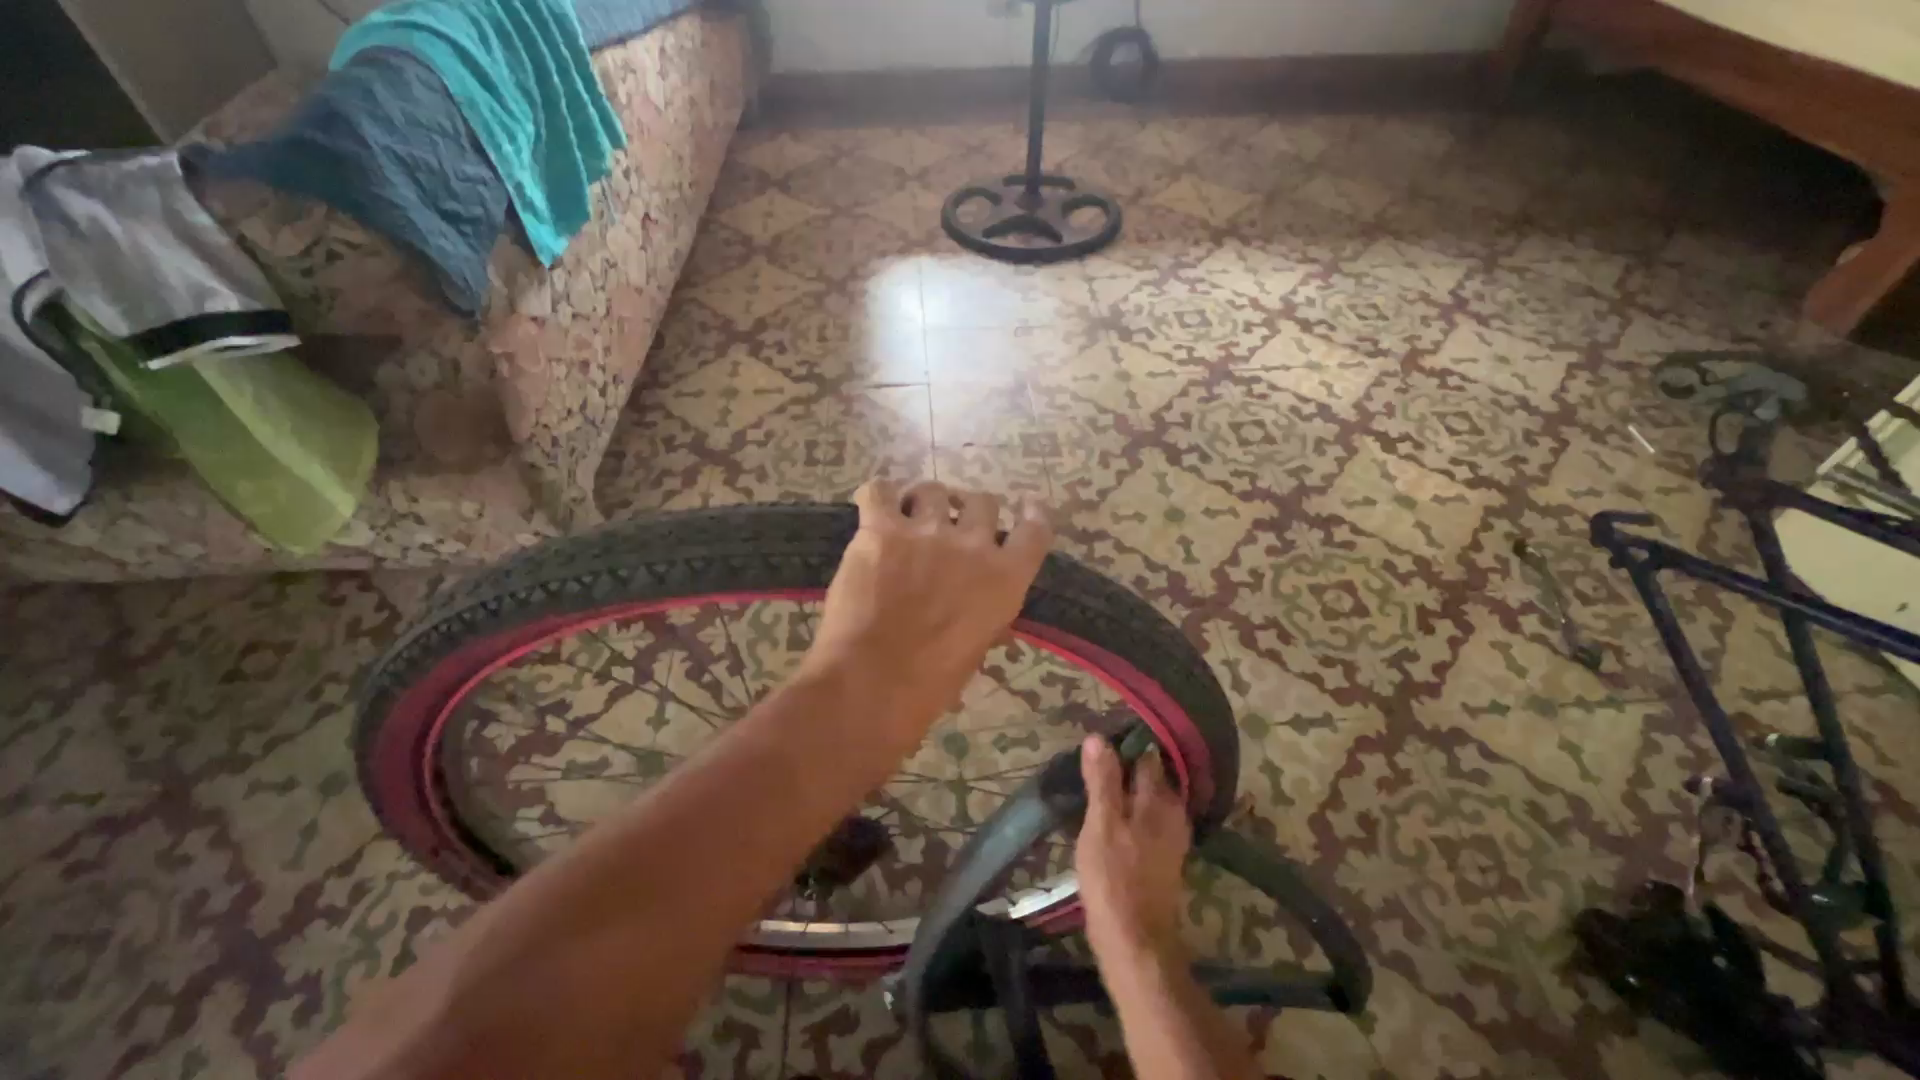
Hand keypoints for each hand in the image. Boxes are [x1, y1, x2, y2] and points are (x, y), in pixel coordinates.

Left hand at [805, 479, 1052, 738]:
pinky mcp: (881, 529)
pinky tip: (875, 506)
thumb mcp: (974, 654)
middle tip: (952, 522)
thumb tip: (990, 623)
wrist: (872, 682)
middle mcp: (972, 546)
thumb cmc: (929, 685)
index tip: (1026, 506)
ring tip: (910, 514)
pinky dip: (879, 494)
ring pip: (933, 490)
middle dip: (969, 510)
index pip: (1034, 531)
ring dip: (924, 501)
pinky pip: (879, 491)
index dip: (1031, 514)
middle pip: (982, 502)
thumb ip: (985, 623)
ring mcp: (926, 532)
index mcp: (1005, 580)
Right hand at [1075, 736, 1191, 963]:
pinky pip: (1149, 821)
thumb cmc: (1115, 879)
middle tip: (1094, 760)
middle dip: (1128, 766)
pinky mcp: (1164, 860)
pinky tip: (1114, 819)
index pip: (1146, 756)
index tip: (1100, 736)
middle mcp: (1173, 813)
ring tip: (1098, 785)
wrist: (1136, 941)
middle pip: (1152, 777)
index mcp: (1160, 799)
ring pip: (1150, 801)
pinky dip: (1133, 813)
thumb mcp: (1101, 824)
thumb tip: (1098, 738)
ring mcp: (1172, 838)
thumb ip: (1102, 781)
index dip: (1125, 744)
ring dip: (1129, 790)